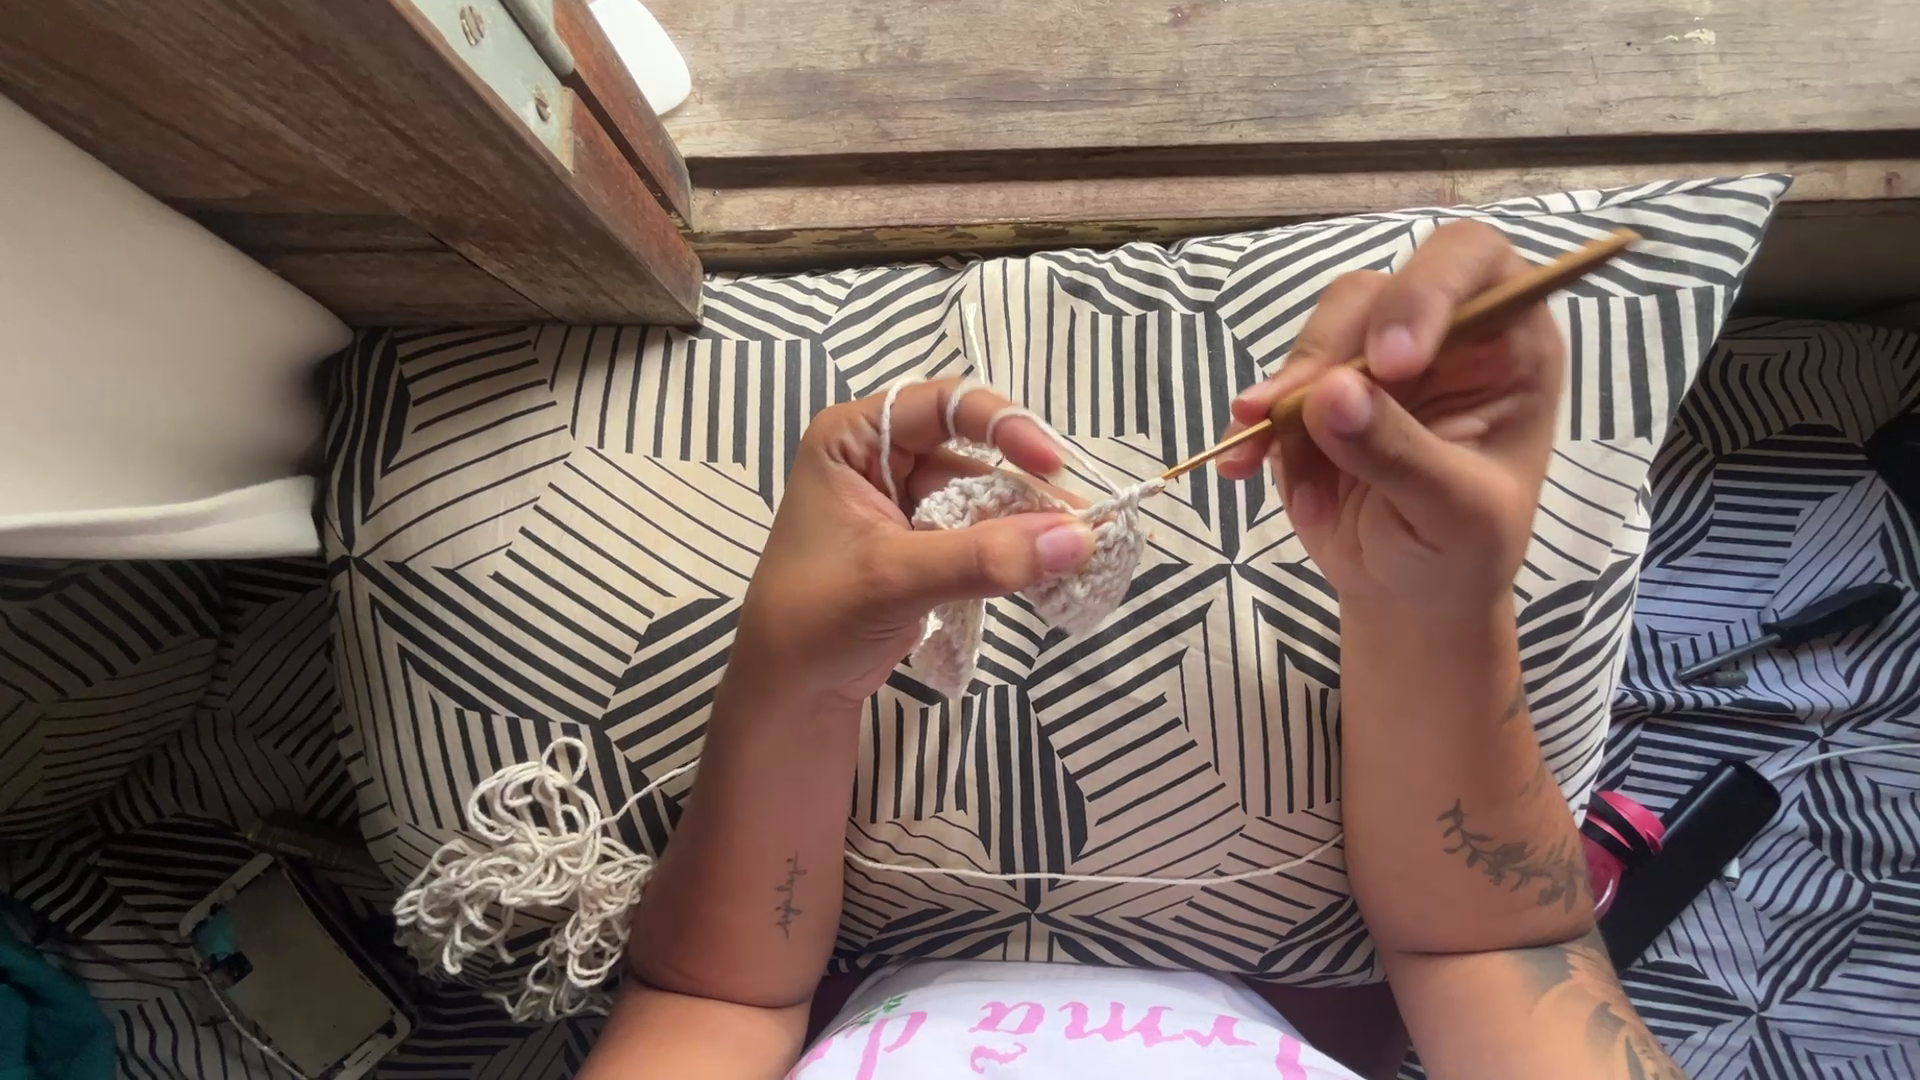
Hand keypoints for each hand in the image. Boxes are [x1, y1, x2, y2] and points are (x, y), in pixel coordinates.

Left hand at [731, 378, 1096, 705]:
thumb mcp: (894, 578)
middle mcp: (879, 459)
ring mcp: (903, 502)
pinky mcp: (922, 543)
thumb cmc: (816, 618)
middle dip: (1024, 486)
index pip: (941, 405)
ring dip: (1025, 522)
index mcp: (853, 439)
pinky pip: (977, 532)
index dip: (1003, 424)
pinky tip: (1050, 566)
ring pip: (979, 495)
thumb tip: (1078, 538)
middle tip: (1083, 520)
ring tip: (1080, 548)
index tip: (1051, 467)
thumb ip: (983, 557)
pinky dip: (1011, 549)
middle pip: (970, 450)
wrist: (790, 689)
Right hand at [1217, 222, 1565, 613]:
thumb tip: (1327, 394)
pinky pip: (1269, 395)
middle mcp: (1433, 341)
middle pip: (1367, 297)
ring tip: (1261, 462)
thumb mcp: (1453, 513)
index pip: (1469, 264)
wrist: (1404, 592)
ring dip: (1280, 403)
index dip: (1423, 293)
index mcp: (1503, 347)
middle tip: (1289, 413)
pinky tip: (1238, 467)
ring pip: (1312, 342)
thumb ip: (1398, 451)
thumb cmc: (1459, 552)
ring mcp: (1365, 372)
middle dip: (1324, 357)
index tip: (1389, 365)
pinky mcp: (1311, 403)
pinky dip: (1249, 432)